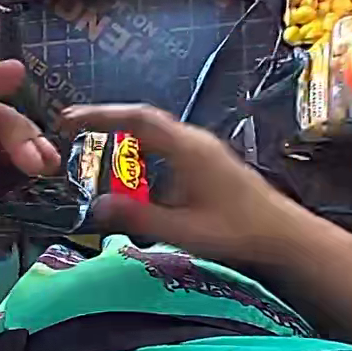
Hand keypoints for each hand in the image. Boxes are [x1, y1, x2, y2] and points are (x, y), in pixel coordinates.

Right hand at [57, 103, 323, 265]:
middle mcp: (192, 141)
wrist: (282, 234)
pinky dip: (136, 148)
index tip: (69, 120)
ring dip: (120, 133)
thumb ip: (138, 216)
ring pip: (152, 131)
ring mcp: (199, 149)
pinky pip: (162, 144)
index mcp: (187, 149)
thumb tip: (96, 206)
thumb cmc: (236, 231)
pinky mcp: (203, 161)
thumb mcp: (182, 229)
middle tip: (70, 128)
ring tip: (90, 143)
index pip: (137, 120)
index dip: (100, 116)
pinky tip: (128, 167)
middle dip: (104, 120)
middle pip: (142, 119)